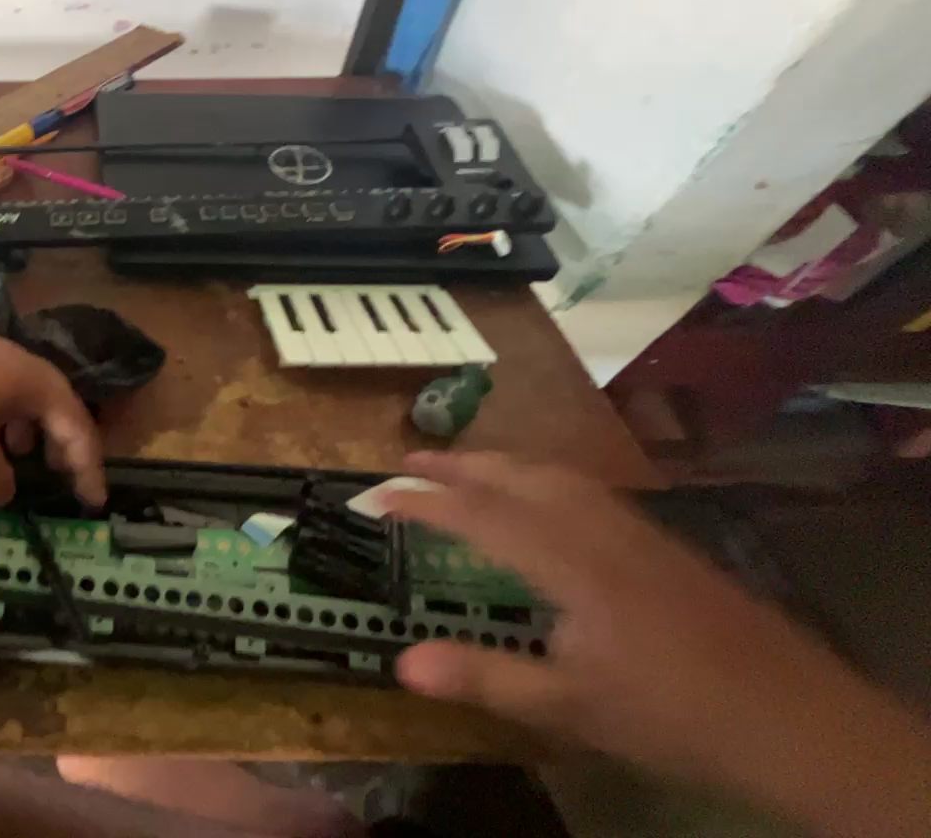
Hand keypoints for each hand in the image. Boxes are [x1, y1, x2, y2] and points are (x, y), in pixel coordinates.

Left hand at [0, 314, 104, 506]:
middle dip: (62, 440)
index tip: (94, 500)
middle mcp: (12, 356)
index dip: (88, 464)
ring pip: (19, 391)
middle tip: (64, 474)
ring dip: (28, 425)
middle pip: (53, 400)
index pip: (76, 422)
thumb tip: (2, 490)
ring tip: (21, 452)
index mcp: (30, 378)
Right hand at [383, 451, 930, 827]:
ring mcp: (638, 535)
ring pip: (558, 477)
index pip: (481, 516)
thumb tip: (401, 665)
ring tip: (463, 466)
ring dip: (501, 464)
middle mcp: (602, 534)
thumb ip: (486, 679)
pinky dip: (542, 478)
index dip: (424, 501)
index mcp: (572, 566)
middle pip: (520, 478)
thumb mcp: (573, 710)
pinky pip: (588, 490)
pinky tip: (541, 498)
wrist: (811, 729)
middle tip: (409, 460)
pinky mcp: (665, 547)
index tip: (378, 496)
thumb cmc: (679, 718)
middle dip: (459, 465)